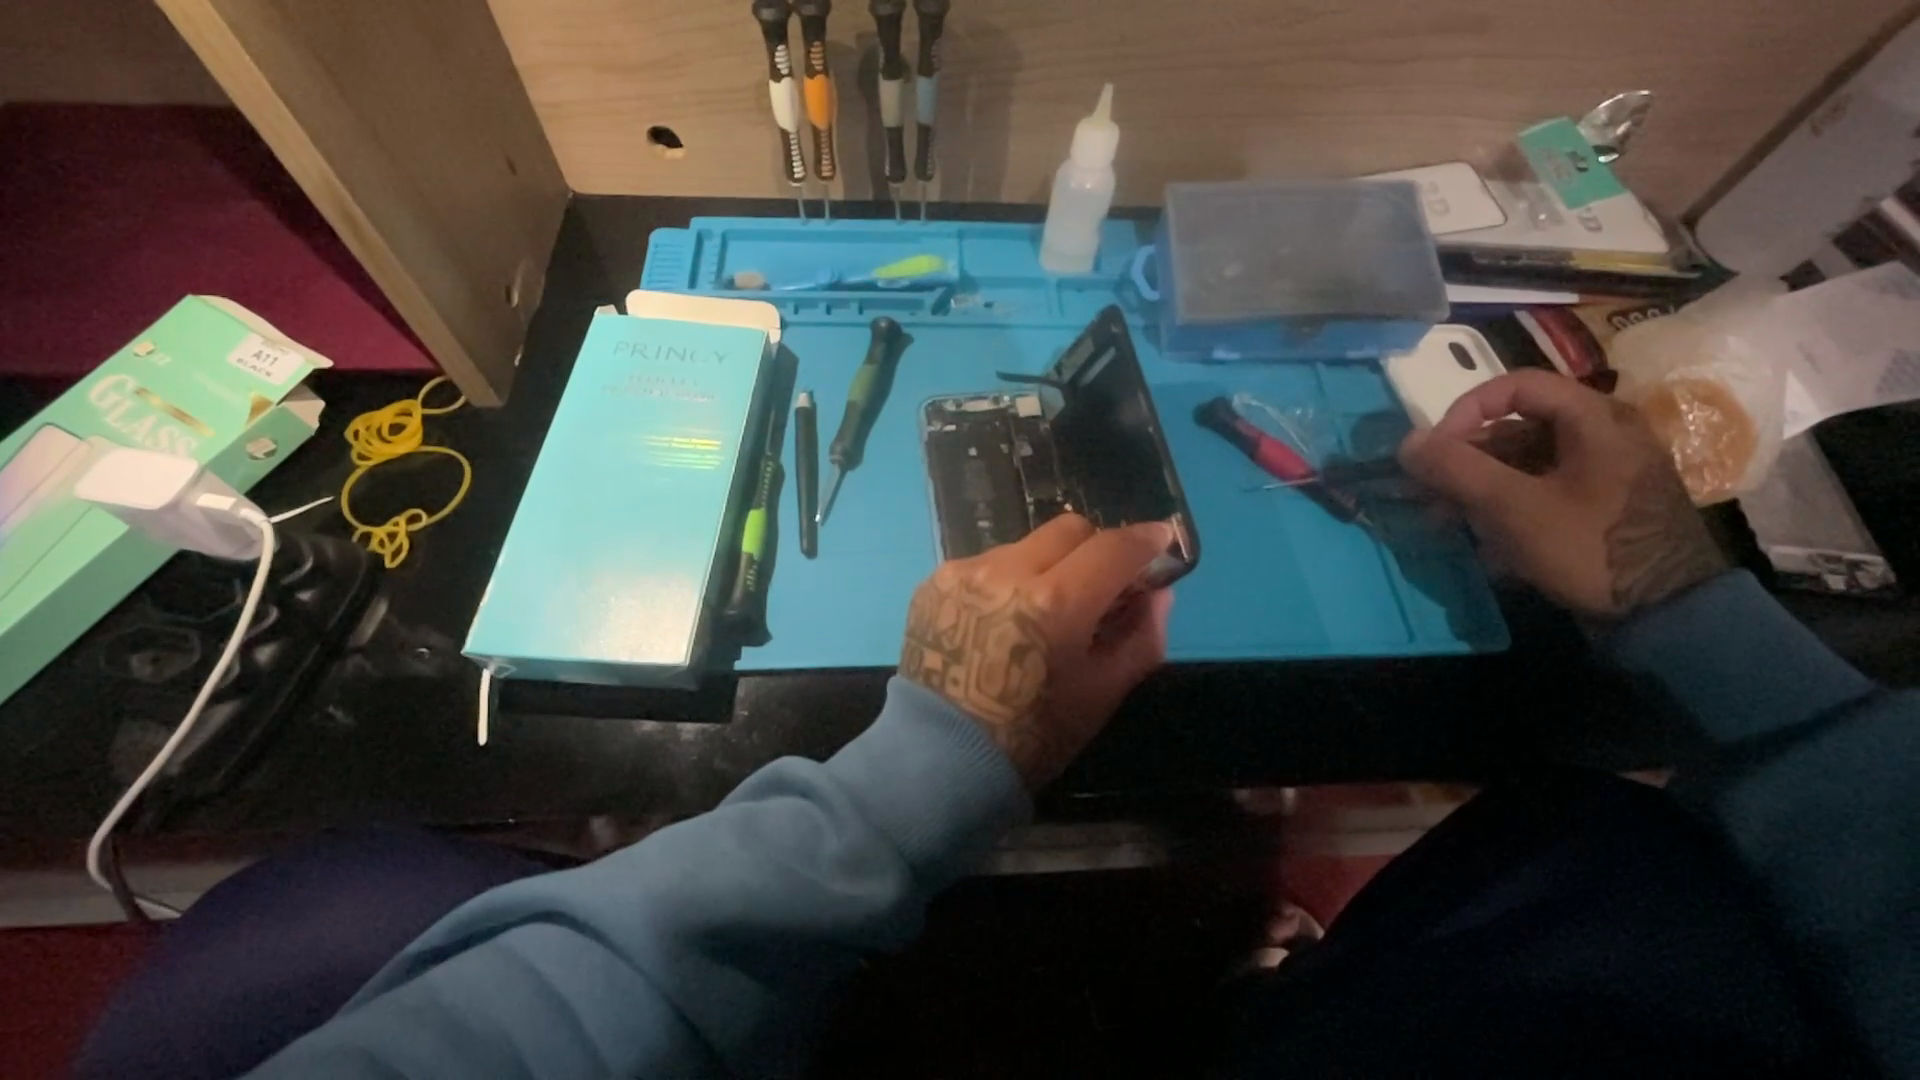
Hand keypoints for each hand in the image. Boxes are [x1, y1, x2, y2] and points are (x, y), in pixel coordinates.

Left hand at [898, 515, 1174, 789]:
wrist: (942, 758)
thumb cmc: (1033, 735)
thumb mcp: (1103, 693)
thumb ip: (1141, 635)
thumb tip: (1158, 592)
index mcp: (1053, 602)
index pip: (1112, 548)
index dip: (1144, 540)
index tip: (1159, 541)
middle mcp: (1005, 571)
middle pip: (1068, 530)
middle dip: (1096, 549)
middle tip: (1103, 584)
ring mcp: (964, 572)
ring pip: (1025, 545)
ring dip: (1048, 566)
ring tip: (1043, 612)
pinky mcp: (934, 582)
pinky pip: (987, 564)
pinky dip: (1007, 581)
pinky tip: (1002, 621)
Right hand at [1397, 370, 1726, 620]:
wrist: (1667, 613)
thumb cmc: (1589, 546)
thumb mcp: (1514, 506)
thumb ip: (1457, 469)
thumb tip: (1407, 441)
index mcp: (1595, 418)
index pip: (1515, 386)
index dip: (1465, 411)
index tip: (1436, 451)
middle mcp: (1605, 433)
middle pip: (1516, 427)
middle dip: (1464, 459)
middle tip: (1428, 492)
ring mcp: (1606, 471)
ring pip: (1524, 462)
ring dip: (1477, 486)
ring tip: (1446, 520)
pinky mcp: (1602, 505)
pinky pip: (1541, 488)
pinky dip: (1505, 504)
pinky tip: (1482, 538)